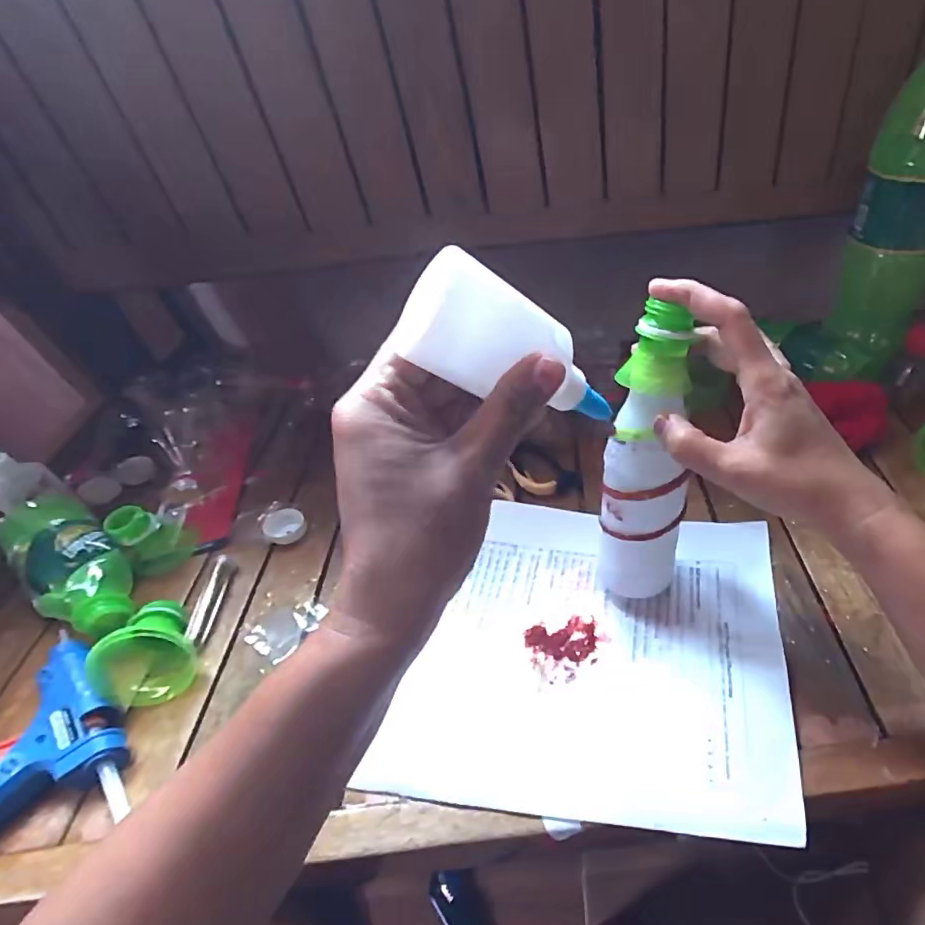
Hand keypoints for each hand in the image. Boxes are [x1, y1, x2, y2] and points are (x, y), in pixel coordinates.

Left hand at [327, 350, 561, 643]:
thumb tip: (551, 361)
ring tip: (543, 376)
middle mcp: (377, 413)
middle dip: (487, 362)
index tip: (512, 316)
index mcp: (373, 403)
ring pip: (447, 400)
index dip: (465, 327)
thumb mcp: (470, 468)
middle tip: (539, 348)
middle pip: (436, 369)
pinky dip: (482, 423)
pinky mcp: (411, 463)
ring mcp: (393, 440)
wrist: (396, 608)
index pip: (419, 341)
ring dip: (490, 394)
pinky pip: (449, 429)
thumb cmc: (423, 539)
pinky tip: (525, 412)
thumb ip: (509, 410)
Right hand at [648, 278, 898, 540]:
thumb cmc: (795, 484)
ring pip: (735, 350)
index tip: (656, 291)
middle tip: (649, 332)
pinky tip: (695, 383)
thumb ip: (690, 445)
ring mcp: (778, 388)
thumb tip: (660, 421)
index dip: (692, 297)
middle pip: (729, 330)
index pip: (729, 320)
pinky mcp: (779, 403)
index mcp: (765, 380)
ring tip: (664, 353)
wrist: (846, 501)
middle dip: (687, 320)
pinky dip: (712, 365)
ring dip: (699, 343)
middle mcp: (773, 374)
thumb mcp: (733, 470)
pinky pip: (740, 370)